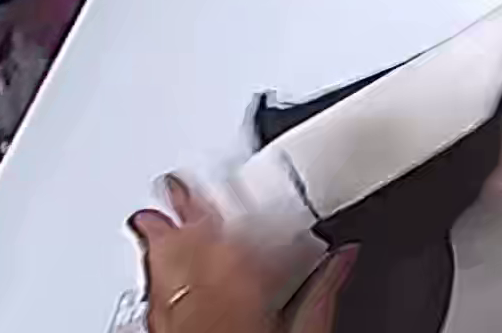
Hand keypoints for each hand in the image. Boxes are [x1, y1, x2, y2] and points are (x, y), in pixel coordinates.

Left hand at [129, 174, 355, 332]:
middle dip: (177, 227)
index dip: (214, 214)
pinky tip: (159, 273)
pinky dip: (160, 285)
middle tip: (169, 190)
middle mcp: (202, 322)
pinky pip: (160, 313)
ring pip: (165, 290)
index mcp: (241, 309)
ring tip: (154, 222)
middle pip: (188, 266)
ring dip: (161, 253)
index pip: (226, 250)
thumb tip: (347, 253)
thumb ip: (324, 291)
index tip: (207, 183)